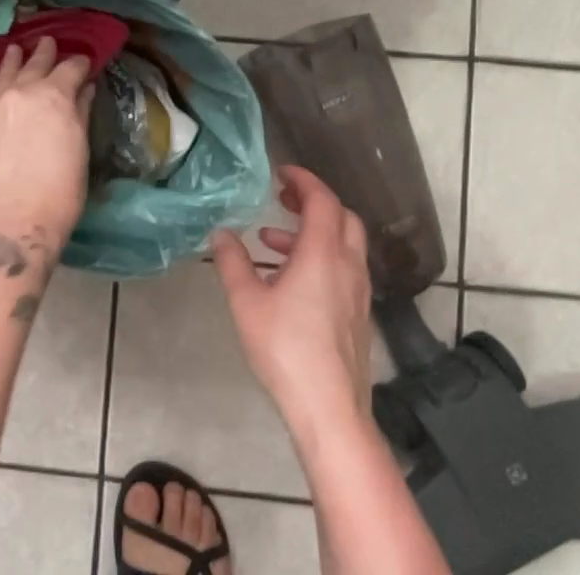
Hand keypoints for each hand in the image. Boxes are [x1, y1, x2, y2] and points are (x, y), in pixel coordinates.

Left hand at [0, 37, 93, 241]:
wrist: (13, 219)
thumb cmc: (59, 191)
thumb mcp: (80, 149)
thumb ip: (80, 113)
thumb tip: (84, 88)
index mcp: (55, 95)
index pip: (71, 69)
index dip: (80, 64)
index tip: (85, 64)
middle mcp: (22, 91)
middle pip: (36, 64)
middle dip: (46, 53)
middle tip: (49, 43)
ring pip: (4, 71)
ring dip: (13, 57)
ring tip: (16, 47)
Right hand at [211, 166, 373, 437]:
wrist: (329, 406)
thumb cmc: (284, 348)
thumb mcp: (246, 301)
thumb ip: (232, 262)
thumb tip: (221, 233)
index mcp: (323, 254)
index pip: (323, 201)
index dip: (304, 180)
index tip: (281, 172)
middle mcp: (348, 266)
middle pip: (343, 218)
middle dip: (314, 202)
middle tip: (282, 198)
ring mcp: (358, 291)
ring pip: (344, 245)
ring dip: (313, 232)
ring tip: (271, 239)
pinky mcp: (358, 314)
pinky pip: (343, 269)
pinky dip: (320, 257)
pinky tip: (288, 279)